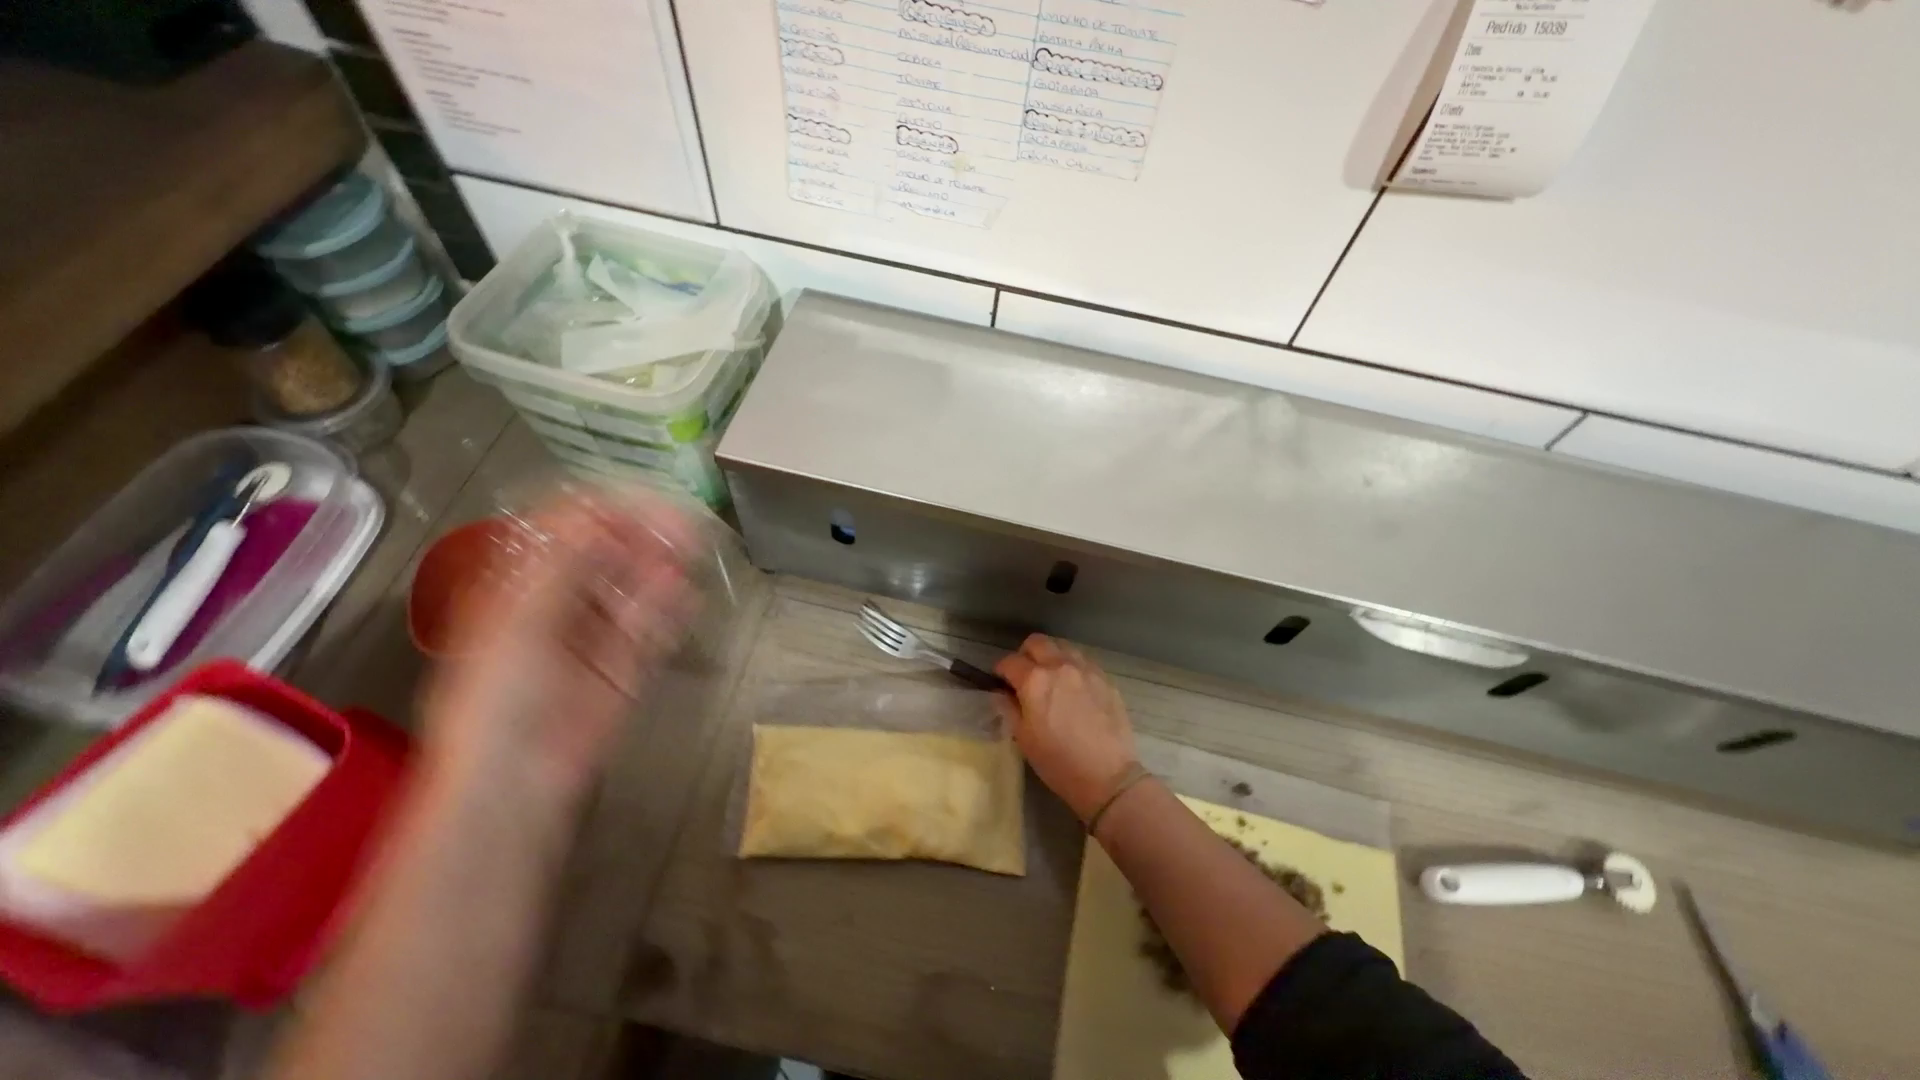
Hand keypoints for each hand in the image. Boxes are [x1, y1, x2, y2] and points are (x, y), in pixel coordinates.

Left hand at [421, 491, 700, 804]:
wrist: (516, 776)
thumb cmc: (499, 695)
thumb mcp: (519, 620)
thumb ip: (564, 567)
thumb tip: (603, 518)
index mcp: (523, 585)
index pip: (567, 532)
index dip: (605, 512)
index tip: (645, 502)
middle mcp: (561, 602)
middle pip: (609, 555)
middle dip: (644, 536)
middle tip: (682, 525)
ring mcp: (597, 634)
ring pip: (636, 588)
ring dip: (662, 568)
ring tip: (690, 552)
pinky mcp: (628, 664)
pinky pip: (653, 627)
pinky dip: (670, 608)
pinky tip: (686, 594)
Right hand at [994, 634, 1139, 821]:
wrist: (1107, 776)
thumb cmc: (1058, 762)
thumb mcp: (1024, 739)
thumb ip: (1009, 709)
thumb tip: (1002, 694)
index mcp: (1035, 680)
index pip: (1010, 662)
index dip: (1001, 671)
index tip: (1001, 682)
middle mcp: (1060, 666)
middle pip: (1037, 643)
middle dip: (1025, 655)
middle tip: (1025, 675)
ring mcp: (1087, 670)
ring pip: (1063, 647)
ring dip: (1052, 657)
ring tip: (1052, 679)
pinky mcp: (1106, 679)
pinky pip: (1085, 661)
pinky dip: (1073, 667)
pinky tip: (1075, 688)